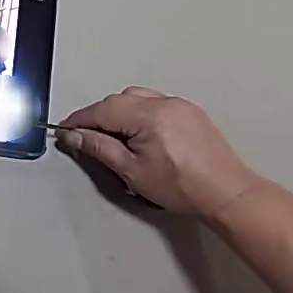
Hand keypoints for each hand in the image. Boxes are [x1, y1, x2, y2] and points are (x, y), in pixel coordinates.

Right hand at [57, 87, 267, 219]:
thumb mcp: (131, 171)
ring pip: (136, 98)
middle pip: (118, 100)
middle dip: (98, 116)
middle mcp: (165, 104)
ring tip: (113, 138)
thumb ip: (99, 148)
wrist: (227, 193)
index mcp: (149, 116)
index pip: (102, 110)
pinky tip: (137, 134)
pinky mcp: (190, 113)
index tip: (64, 130)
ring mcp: (180, 106)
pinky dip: (138, 113)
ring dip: (118, 112)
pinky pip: (155, 103)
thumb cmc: (183, 187)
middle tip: (85, 138)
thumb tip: (74, 136)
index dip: (79, 120)